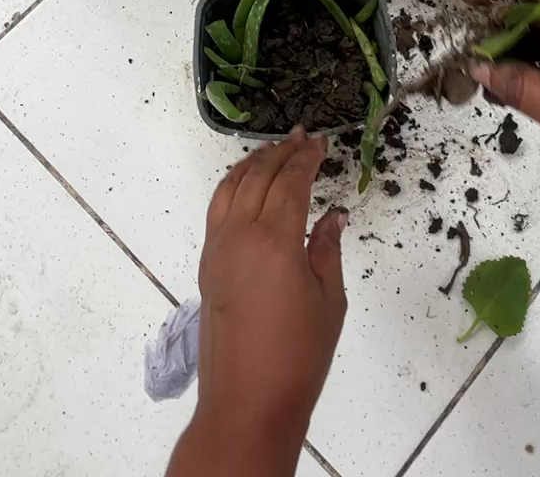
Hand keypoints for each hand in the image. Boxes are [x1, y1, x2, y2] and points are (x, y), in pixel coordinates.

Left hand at [190, 130, 346, 456]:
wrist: (247, 402)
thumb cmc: (299, 354)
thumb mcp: (329, 300)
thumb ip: (327, 249)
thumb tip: (333, 216)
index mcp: (274, 239)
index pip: (291, 181)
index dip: (307, 158)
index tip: (322, 143)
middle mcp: (239, 233)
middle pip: (259, 176)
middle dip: (281, 152)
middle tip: (302, 137)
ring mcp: (217, 247)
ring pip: (231, 186)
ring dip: (253, 163)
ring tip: (273, 151)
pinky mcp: (207, 263)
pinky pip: (217, 208)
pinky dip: (233, 185)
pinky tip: (247, 186)